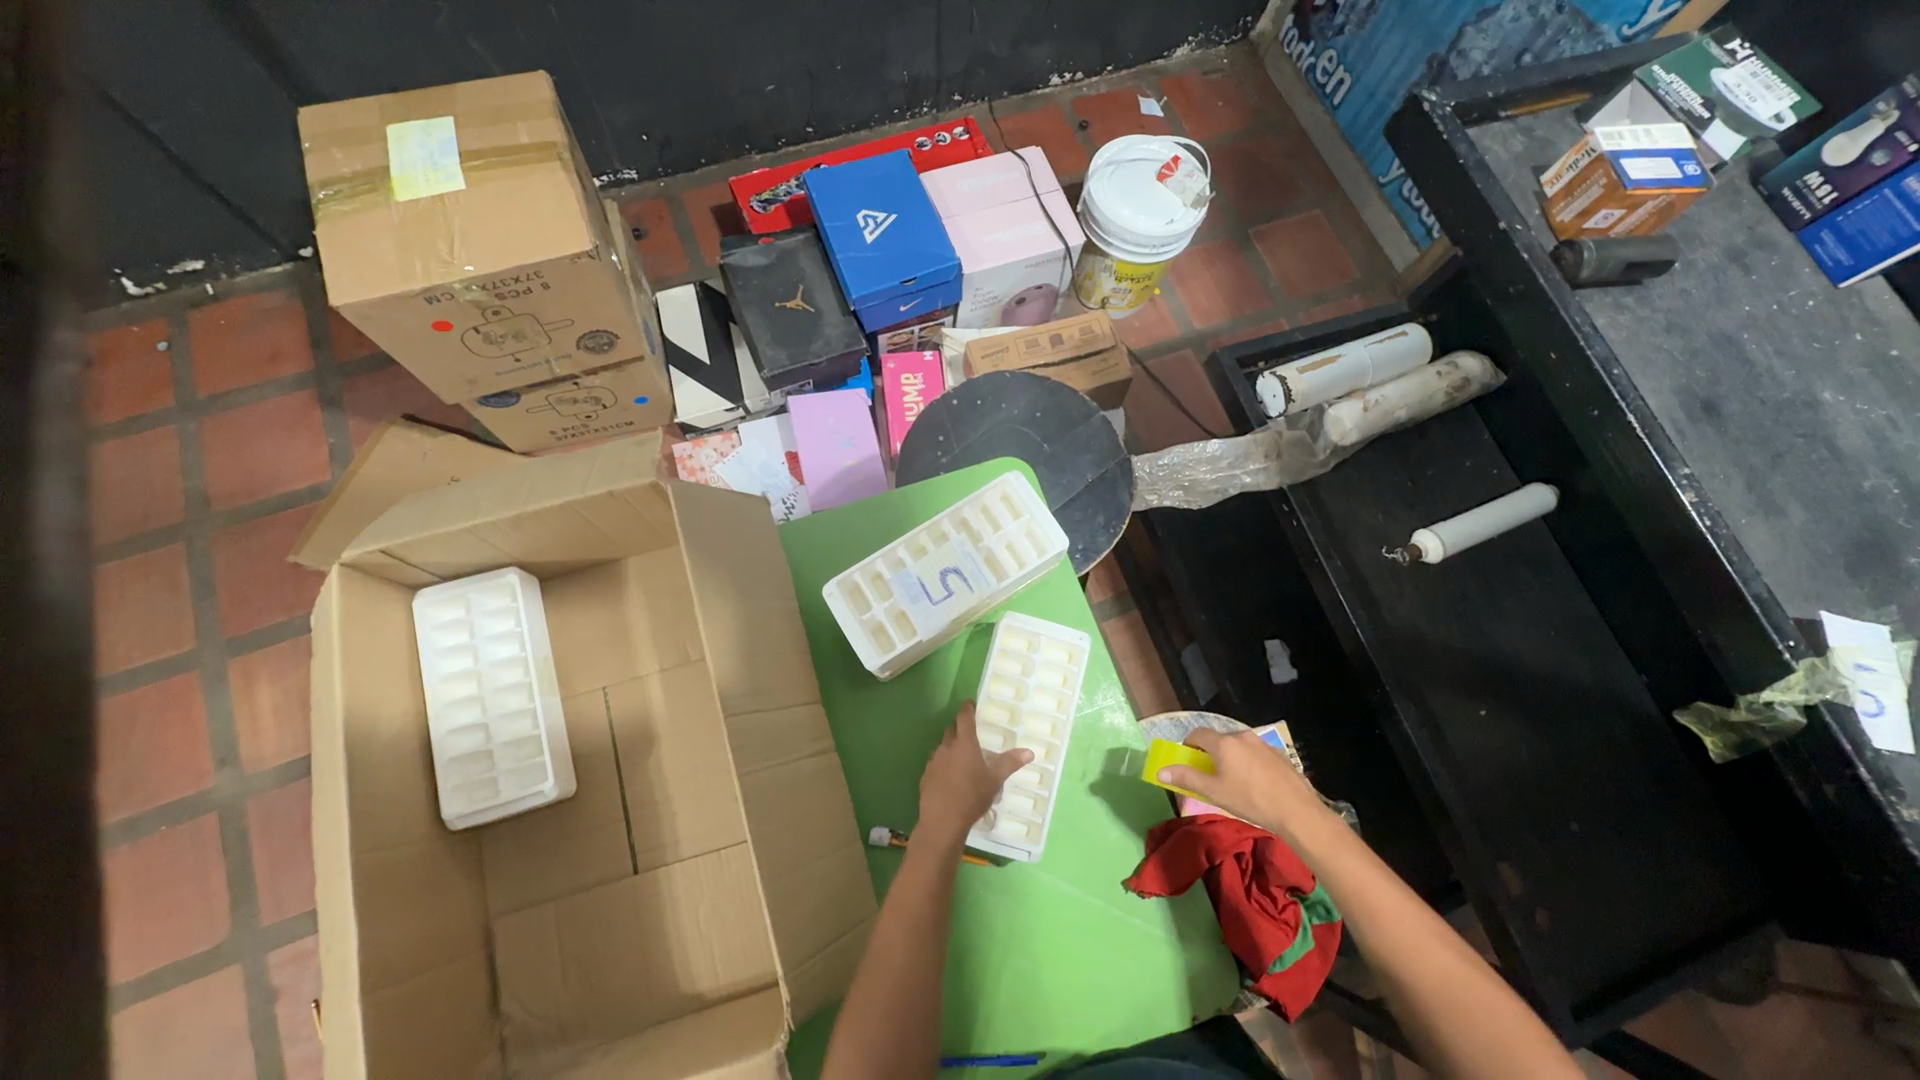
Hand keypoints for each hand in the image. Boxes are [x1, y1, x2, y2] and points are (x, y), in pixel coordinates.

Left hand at [917, 702, 1032, 846]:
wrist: (942, 820)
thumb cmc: (972, 796)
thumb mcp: (995, 780)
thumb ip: (1010, 763)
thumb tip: (1029, 752)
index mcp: (964, 743)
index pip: (964, 717)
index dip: (968, 708)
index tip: (971, 704)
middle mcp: (946, 747)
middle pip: (951, 729)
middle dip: (960, 726)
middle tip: (971, 729)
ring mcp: (934, 761)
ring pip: (942, 746)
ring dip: (951, 745)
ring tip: (963, 754)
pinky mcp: (926, 775)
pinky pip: (936, 762)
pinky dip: (944, 762)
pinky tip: (951, 775)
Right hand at [1158, 727, 1322, 836]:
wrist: (1297, 811)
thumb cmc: (1250, 800)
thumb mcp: (1214, 792)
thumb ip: (1186, 778)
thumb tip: (1160, 771)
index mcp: (1224, 742)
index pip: (1197, 734)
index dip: (1188, 745)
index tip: (1187, 761)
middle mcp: (1242, 736)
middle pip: (1218, 739)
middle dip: (1209, 753)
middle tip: (1209, 775)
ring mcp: (1263, 743)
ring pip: (1238, 746)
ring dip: (1230, 758)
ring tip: (1233, 781)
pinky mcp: (1279, 754)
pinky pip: (1255, 753)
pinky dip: (1248, 762)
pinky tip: (1256, 784)